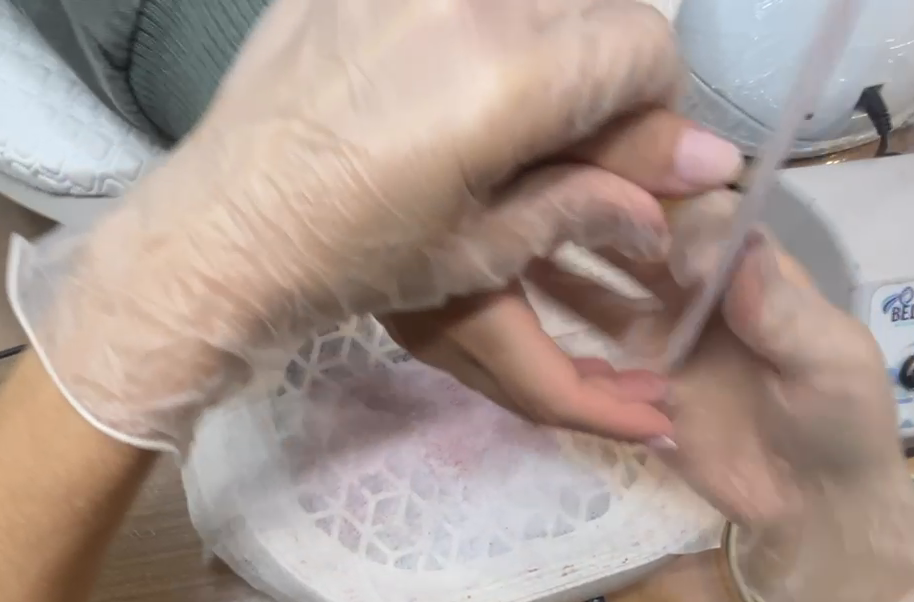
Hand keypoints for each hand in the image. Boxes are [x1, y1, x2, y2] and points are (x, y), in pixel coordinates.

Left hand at [9, 0, 739, 451]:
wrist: (223, 238)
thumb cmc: (351, 264)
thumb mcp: (475, 253)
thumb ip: (583, 202)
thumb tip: (690, 177)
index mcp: (508, 75)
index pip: (645, 49)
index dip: (651, 113)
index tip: (622, 162)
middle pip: (593, 8)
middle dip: (599, 77)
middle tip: (556, 148)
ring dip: (537, 47)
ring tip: (488, 120)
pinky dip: (470, 28)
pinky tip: (431, 85)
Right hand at [381, 121, 742, 441]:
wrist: (319, 163)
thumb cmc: (422, 150)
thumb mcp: (530, 151)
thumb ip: (614, 171)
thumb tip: (708, 180)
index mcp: (470, 314)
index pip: (549, 391)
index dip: (609, 415)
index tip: (666, 422)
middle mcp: (441, 339)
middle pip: (528, 399)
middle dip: (598, 409)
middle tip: (660, 399)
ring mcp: (422, 330)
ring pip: (509, 383)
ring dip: (573, 385)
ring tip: (633, 376)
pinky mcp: (417, 309)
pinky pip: (492, 358)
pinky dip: (544, 360)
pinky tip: (582, 341)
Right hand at [528, 192, 913, 601]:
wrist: (809, 506)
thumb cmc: (839, 423)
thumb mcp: (829, 362)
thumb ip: (783, 311)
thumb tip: (737, 245)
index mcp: (753, 277)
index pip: (706, 225)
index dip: (674, 222)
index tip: (651, 235)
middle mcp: (698, 300)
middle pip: (643, 251)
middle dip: (602, 229)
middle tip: (548, 212)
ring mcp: (661, 344)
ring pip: (606, 298)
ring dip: (566, 276)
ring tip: (515, 254)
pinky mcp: (634, 389)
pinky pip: (594, 361)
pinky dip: (561, 342)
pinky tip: (519, 323)